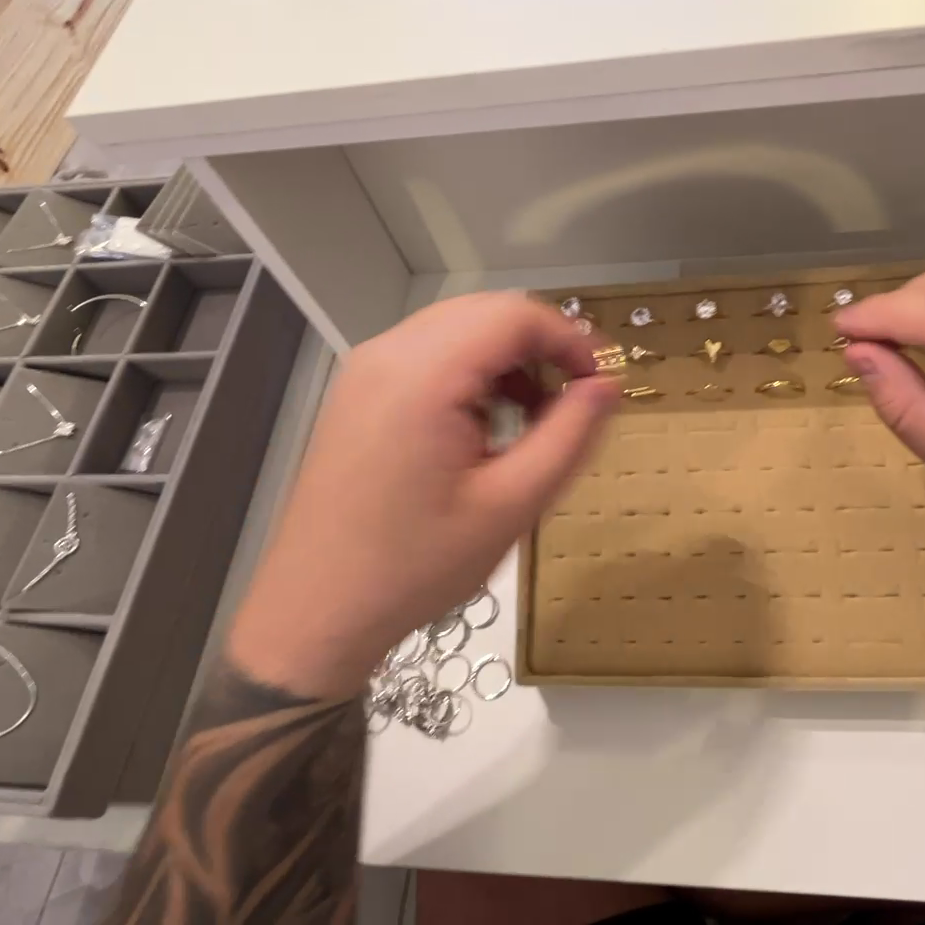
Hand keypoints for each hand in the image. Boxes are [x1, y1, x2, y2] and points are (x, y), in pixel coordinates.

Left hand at [229, 293, 620, 697]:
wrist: (317, 611)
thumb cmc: (417, 565)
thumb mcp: (512, 504)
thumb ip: (569, 436)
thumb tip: (607, 386)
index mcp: (424, 373)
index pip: (515, 315)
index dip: (571, 340)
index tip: (603, 384)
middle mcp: (388, 353)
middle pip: (486, 314)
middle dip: (541, 348)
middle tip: (575, 402)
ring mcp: (365, 370)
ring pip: (458, 332)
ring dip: (507, 361)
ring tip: (533, 421)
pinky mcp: (357, 393)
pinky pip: (429, 356)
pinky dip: (471, 374)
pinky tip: (485, 427)